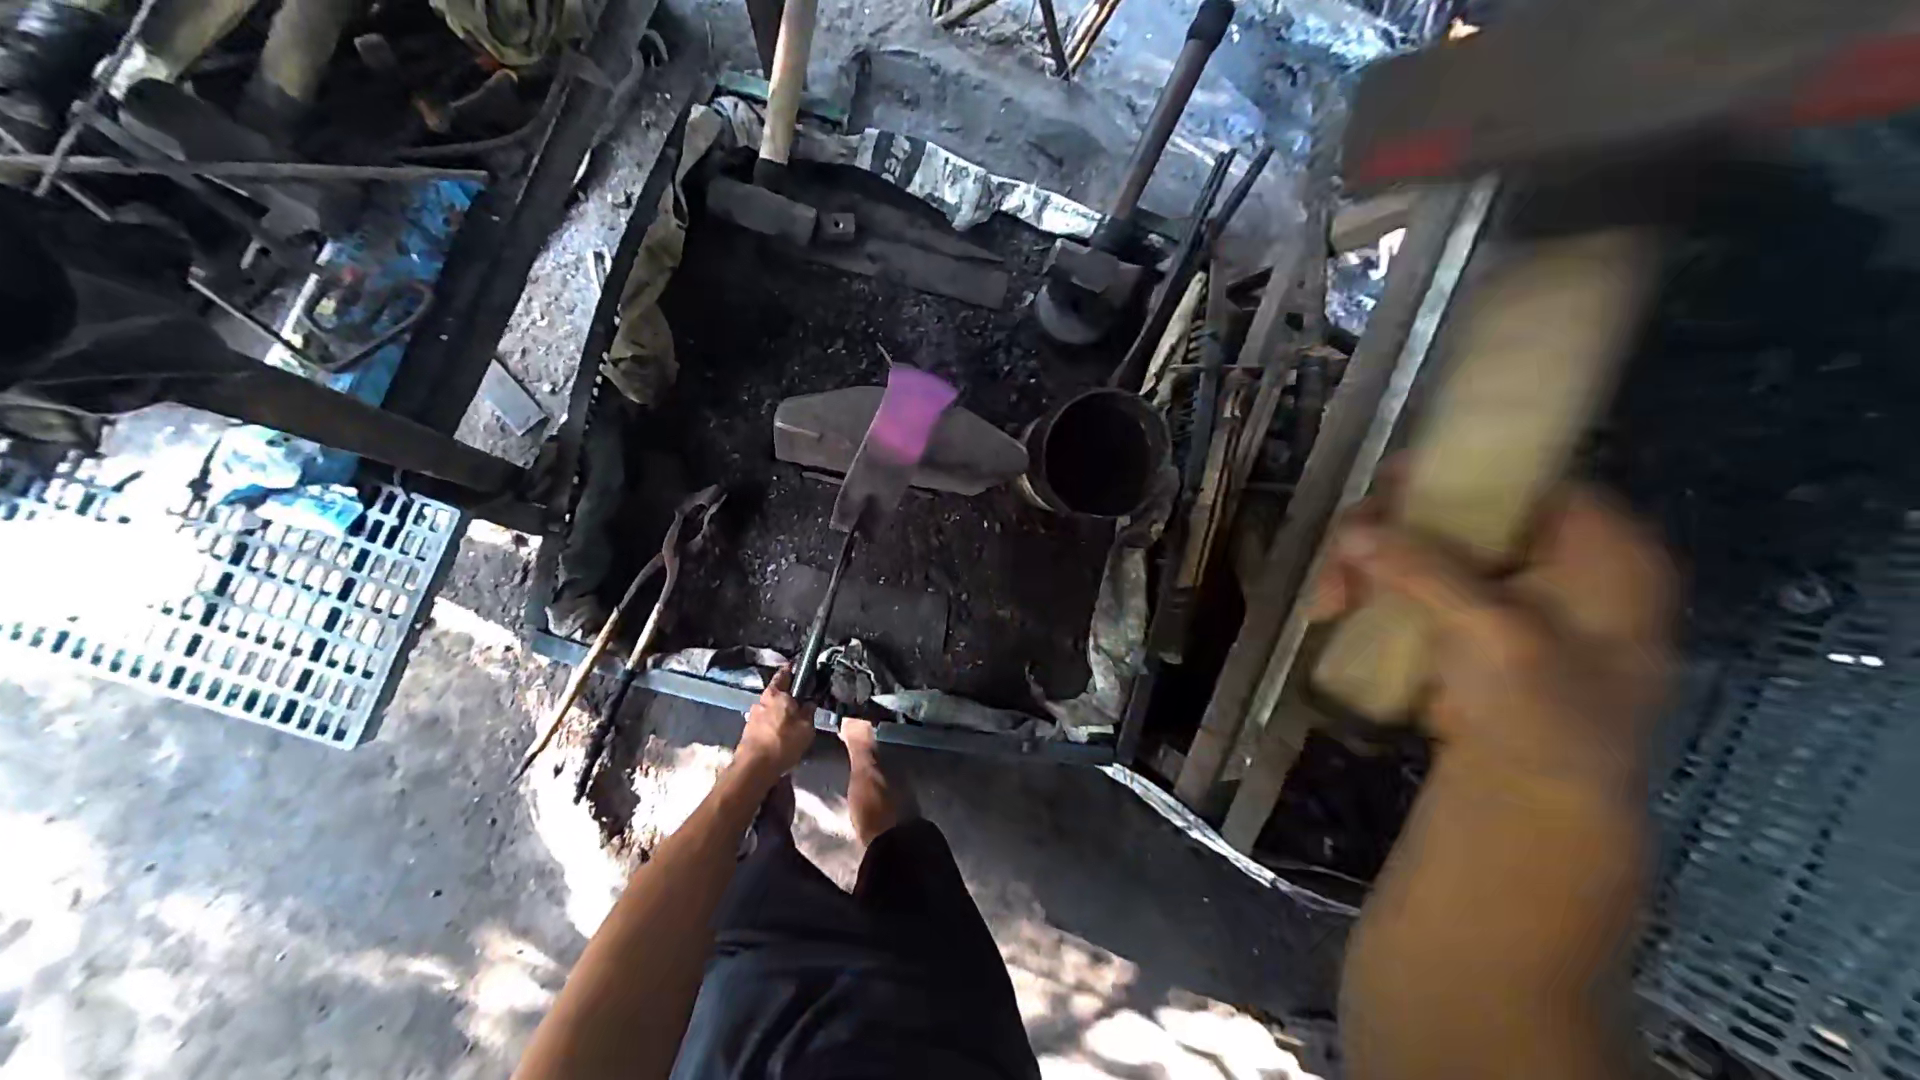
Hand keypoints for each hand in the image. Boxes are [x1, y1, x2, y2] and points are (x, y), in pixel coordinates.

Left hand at [735, 668, 814, 781]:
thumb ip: (809, 711)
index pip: (784, 673)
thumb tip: (809, 702)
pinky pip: (765, 723)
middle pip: (777, 693)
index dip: (793, 670)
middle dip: (787, 697)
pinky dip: (773, 726)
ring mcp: (752, 716)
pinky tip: (781, 736)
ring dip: (779, 713)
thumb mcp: (806, 727)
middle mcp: (761, 701)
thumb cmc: (783, 742)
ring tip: (792, 723)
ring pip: (770, 709)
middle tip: (801, 702)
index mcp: (776, 693)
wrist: (754, 768)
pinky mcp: (748, 732)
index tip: (800, 668)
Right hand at [1311, 483, 1675, 800]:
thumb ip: (1425, 570)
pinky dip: (1370, 590)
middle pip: (1463, 510)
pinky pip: (1408, 583)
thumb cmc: (1540, 716)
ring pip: (1423, 547)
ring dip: (1366, 565)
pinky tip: (1332, 610)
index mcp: (1602, 553)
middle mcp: (1554, 562)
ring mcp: (1502, 594)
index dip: (1465, 470)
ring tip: (1326, 599)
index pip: (1535, 479)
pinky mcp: (1460, 622)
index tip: (1391, 481)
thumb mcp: (1493, 633)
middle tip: (1342, 550)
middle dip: (1391, 530)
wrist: (1528, 799)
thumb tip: (1353, 532)